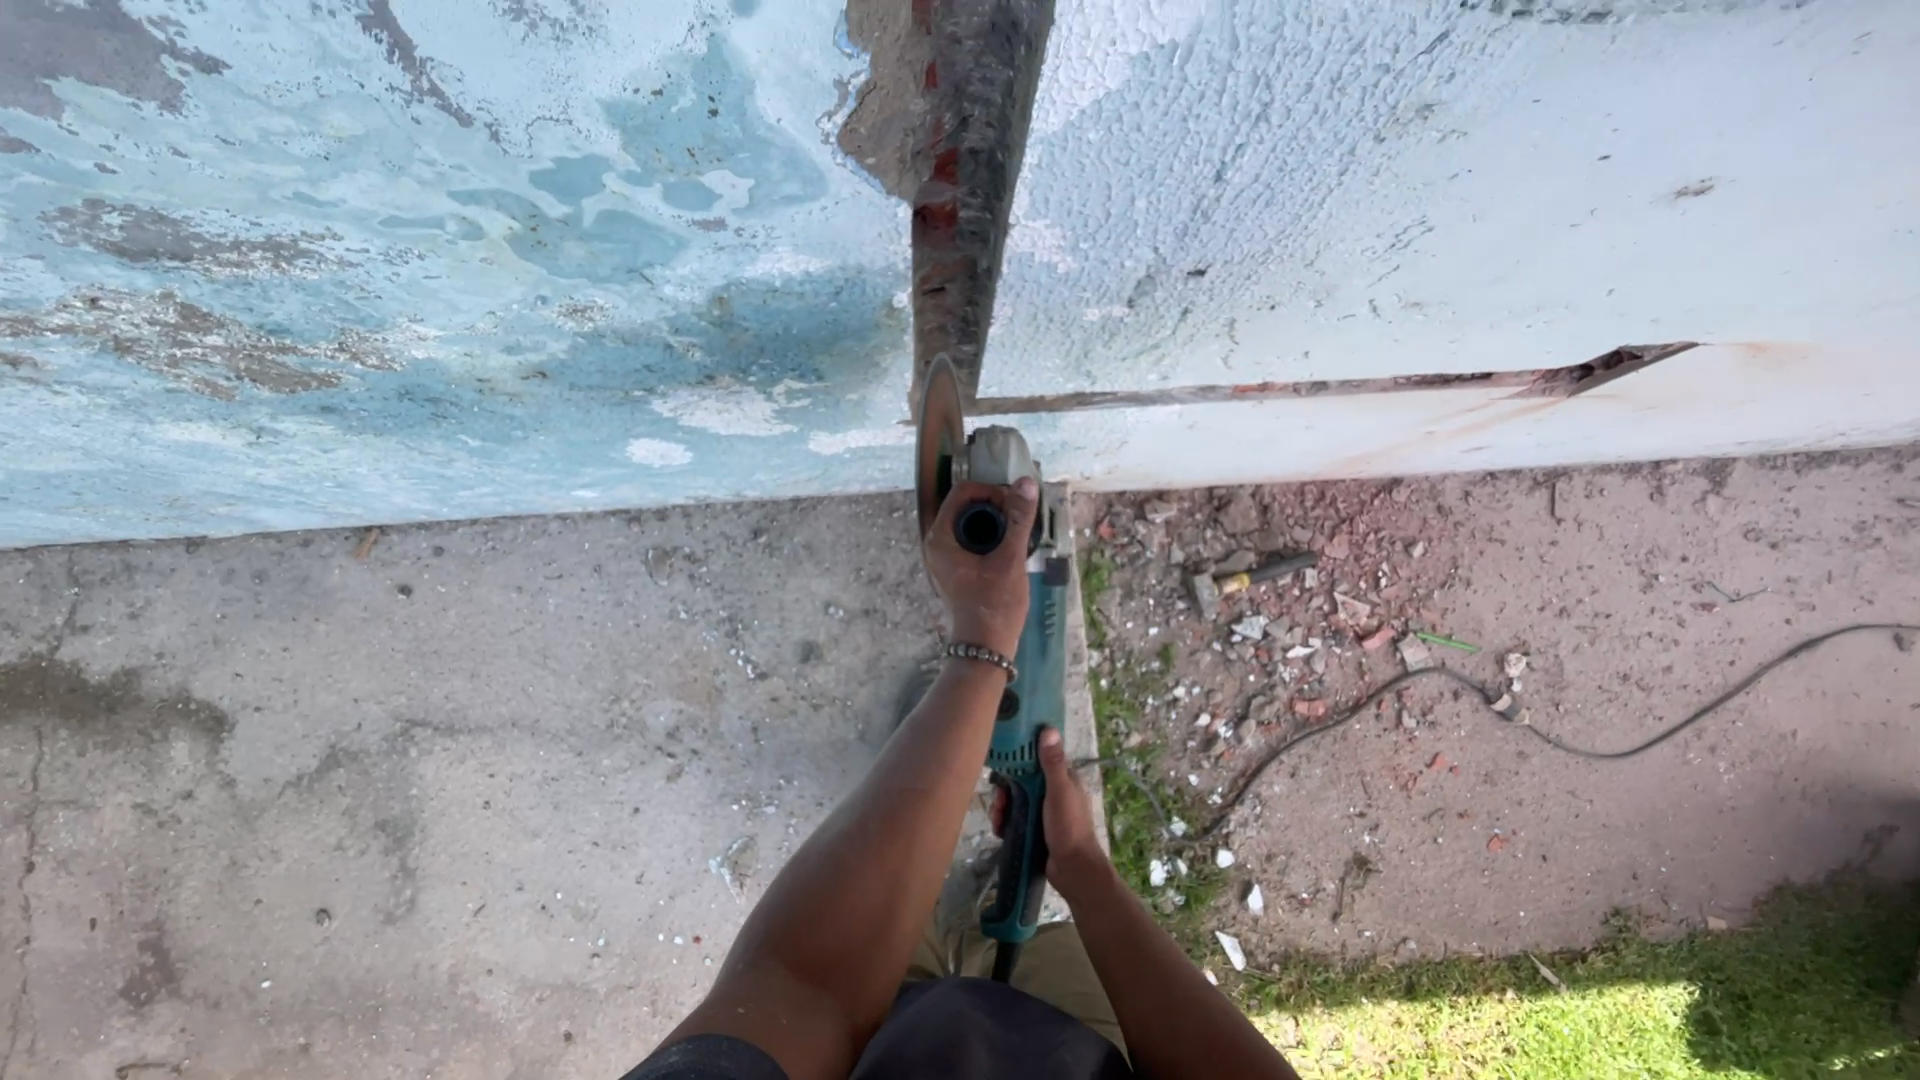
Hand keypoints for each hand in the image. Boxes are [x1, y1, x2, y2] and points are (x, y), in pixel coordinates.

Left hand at [923, 476, 1038, 657]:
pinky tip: (1011, 549)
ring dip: (997, 522)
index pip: (963, 492)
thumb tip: (1026, 482)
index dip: (992, 491)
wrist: (986, 647)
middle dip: (996, 506)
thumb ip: (1018, 519)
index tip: (1016, 505)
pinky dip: (991, 537)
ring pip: (971, 523)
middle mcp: (936, 543)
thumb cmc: (995, 604)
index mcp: (940, 537)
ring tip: (1019, 534)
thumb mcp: (1009, 559)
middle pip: (967, 505)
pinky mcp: (955, 568)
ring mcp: (944, 557)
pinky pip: (972, 540)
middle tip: (1021, 520)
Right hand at [991, 727, 1108, 894]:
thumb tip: (1048, 728)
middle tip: (998, 802)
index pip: (1036, 761)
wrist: (1073, 870)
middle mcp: (1054, 793)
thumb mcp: (1059, 792)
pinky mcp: (1036, 830)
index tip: (1002, 767)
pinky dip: (1006, 822)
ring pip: (1016, 802)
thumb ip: (1052, 763)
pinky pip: (1016, 819)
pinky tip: (1000, 830)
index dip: (1018, 762)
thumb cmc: (1068, 828)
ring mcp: (1044, 813)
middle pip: (1022, 782)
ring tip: (998, 821)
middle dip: (1006, 791)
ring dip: (1003, 809)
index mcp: (1063, 779)